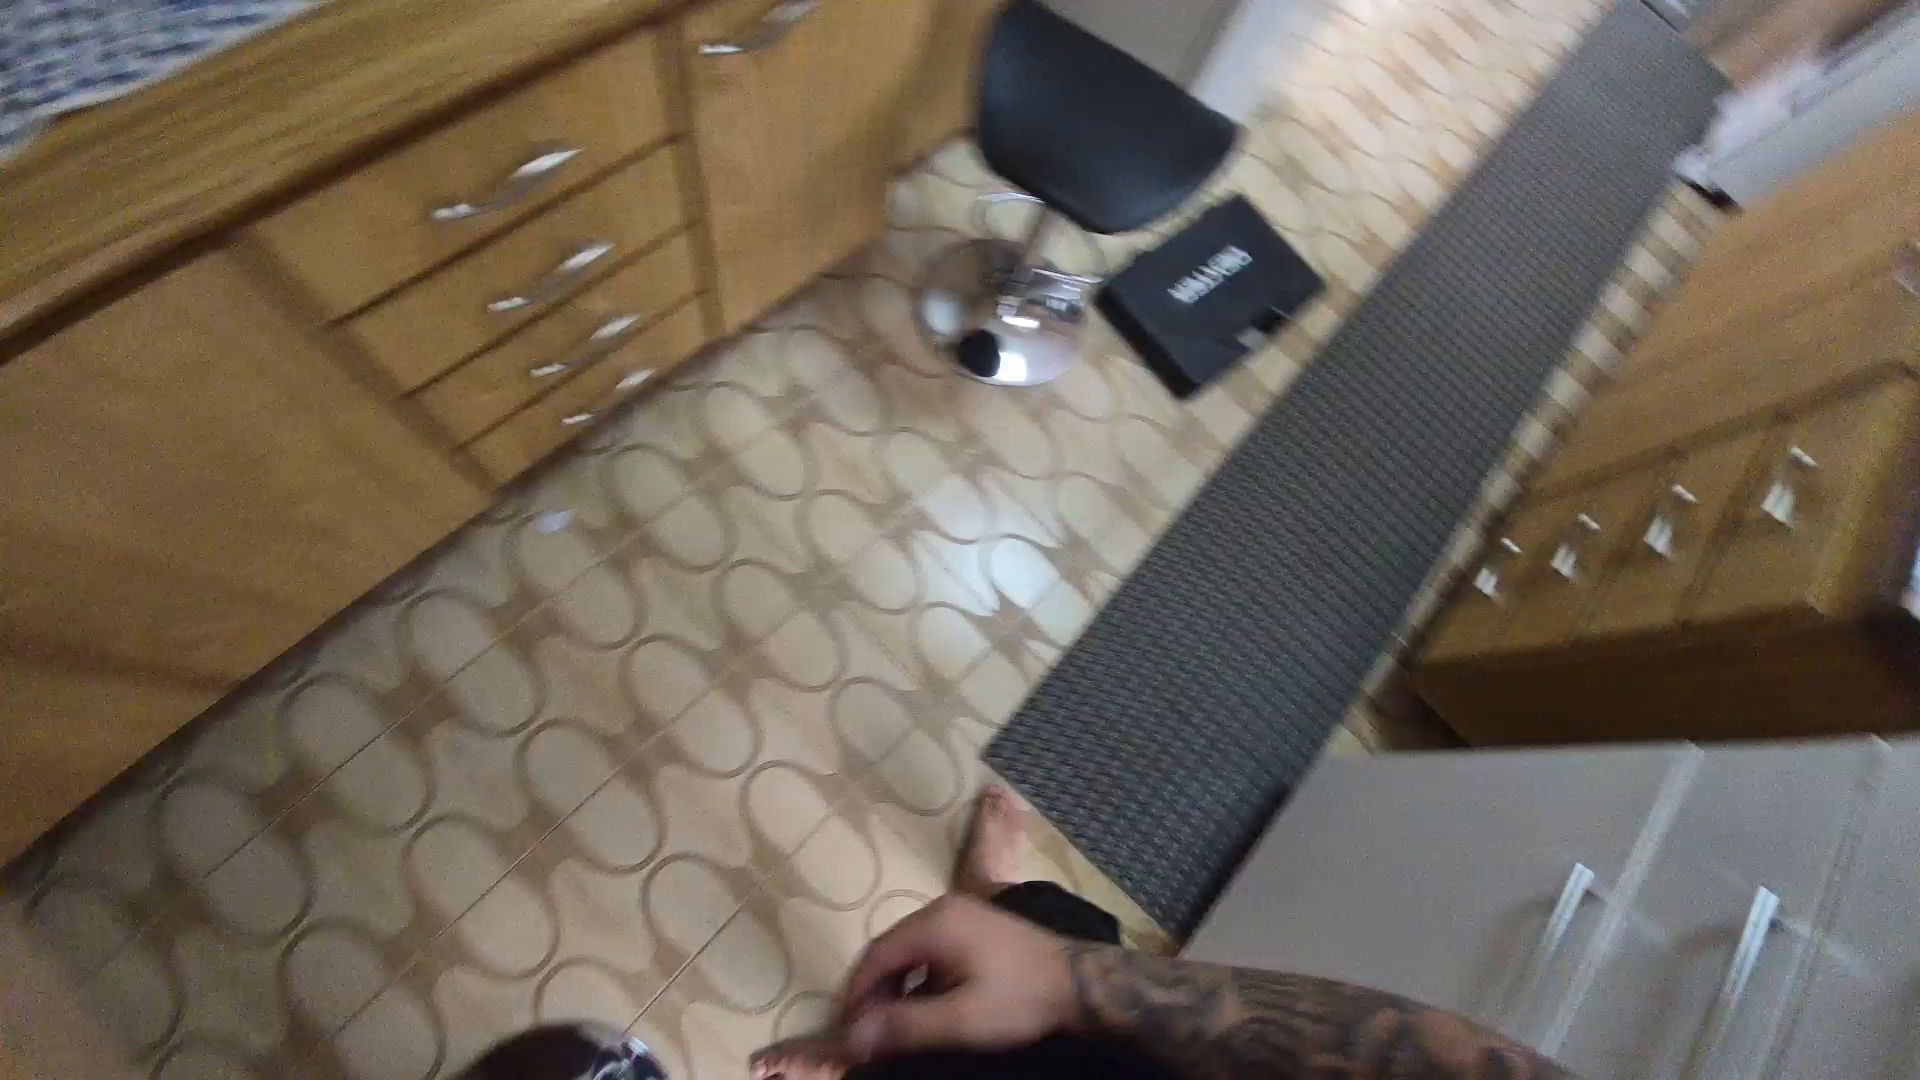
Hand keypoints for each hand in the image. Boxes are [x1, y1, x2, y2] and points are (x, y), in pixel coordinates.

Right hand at [837, 895, 1082, 1061]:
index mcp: (934, 922)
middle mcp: (940, 907)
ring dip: (894, 984)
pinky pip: (928, 944)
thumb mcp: (960, 1021)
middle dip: (873, 991)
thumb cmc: (1018, 999)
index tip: (847, 1034)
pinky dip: (916, 974)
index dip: (856, 995)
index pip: (875, 954)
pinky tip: (923, 1004)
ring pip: (908, 946)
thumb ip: (905, 1026)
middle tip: (869, 1035)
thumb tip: (851, 1037)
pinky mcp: (972, 923)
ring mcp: (959, 911)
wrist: (1078, 980)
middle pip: (889, 947)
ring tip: (893, 1025)